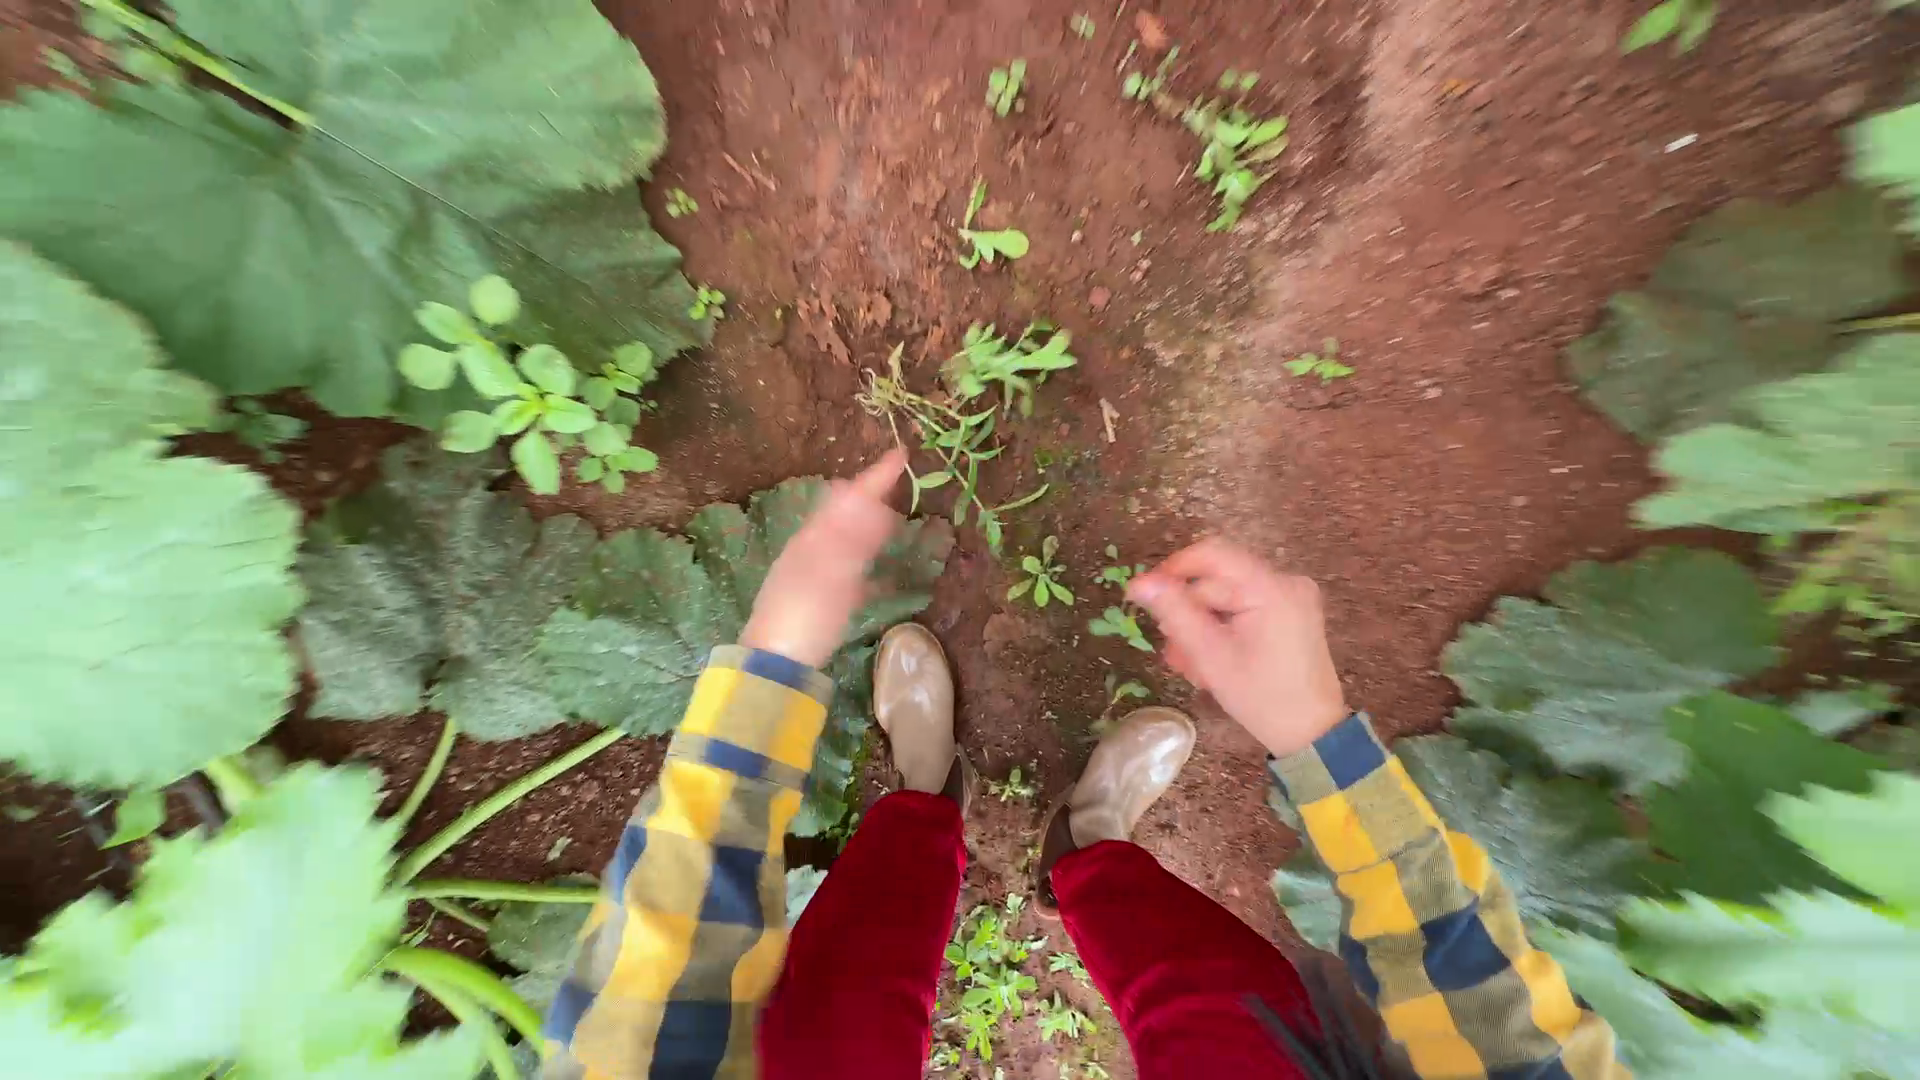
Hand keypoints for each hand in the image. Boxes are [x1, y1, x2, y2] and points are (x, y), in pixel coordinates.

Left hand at [739, 449, 906, 667]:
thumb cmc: (803, 617)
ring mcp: (814, 574)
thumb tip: (874, 503)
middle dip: (871, 499)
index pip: (848, 497)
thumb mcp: (830, 576)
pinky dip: (866, 566)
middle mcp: (812, 549)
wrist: (773, 662)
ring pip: (847, 541)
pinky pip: (850, 573)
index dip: (875, 477)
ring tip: (891, 524)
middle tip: (897, 487)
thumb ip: (851, 540)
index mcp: (814, 539)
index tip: (900, 455)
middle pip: (844, 514)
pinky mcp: (821, 600)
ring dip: (869, 529)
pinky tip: (881, 578)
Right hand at [1126, 539, 1347, 757]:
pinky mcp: (1289, 612)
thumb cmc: (1262, 698)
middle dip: (1188, 613)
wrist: (1312, 734)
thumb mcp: (1210, 656)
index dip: (1172, 569)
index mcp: (1271, 588)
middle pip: (1216, 581)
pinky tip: (1211, 658)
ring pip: (1225, 597)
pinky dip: (1221, 628)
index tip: (1148, 598)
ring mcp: (1290, 597)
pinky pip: (1242, 607)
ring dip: (1201, 626)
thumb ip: (1174, 612)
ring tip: (1190, 664)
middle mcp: (1286, 582)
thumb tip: (1138, 582)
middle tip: (1172, 650)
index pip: (1211, 554)